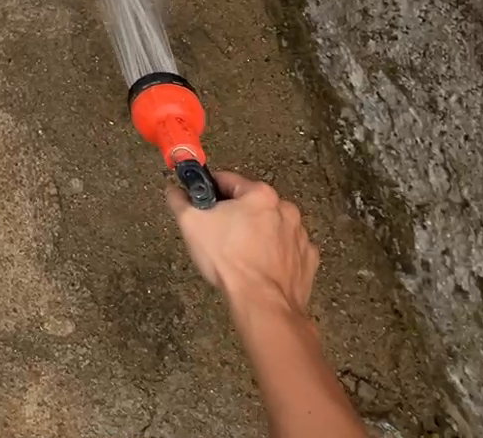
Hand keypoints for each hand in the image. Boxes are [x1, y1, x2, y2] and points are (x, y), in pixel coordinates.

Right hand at [165, 169, 319, 315]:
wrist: (262, 303)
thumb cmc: (228, 258)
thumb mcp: (189, 222)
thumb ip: (178, 199)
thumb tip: (174, 191)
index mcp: (260, 194)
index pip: (226, 180)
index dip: (208, 191)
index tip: (200, 205)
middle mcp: (286, 210)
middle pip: (250, 203)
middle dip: (234, 213)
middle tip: (217, 232)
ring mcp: (301, 236)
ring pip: (270, 225)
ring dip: (255, 232)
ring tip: (238, 253)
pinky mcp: (308, 261)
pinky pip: (286, 248)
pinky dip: (273, 252)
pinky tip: (257, 265)